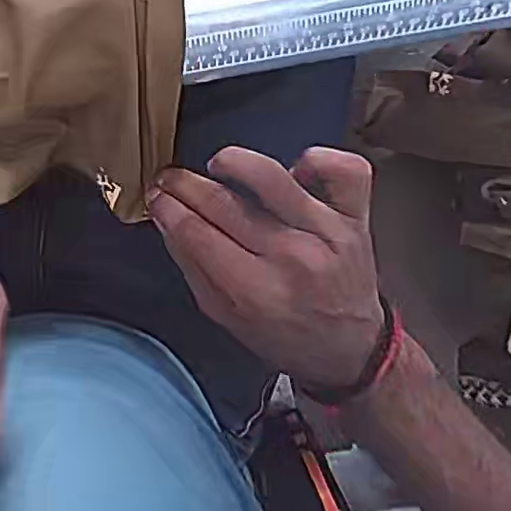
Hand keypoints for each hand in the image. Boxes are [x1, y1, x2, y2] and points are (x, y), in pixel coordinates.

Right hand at [148, 147, 381, 388]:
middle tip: (168, 177)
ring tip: (218, 165)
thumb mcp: (224, 315)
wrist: (353, 350)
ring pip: (272, 176)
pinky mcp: (356, 216)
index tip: (154, 196)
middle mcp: (293, 258)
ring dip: (234, 162)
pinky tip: (294, 171)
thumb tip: (164, 215)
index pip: (196, 232)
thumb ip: (191, 264)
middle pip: (223, 202)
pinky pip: (343, 171)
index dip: (166, 207)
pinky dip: (317, 160)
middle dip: (183, 184)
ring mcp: (328, 233)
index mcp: (257, 292)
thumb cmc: (282, 333)